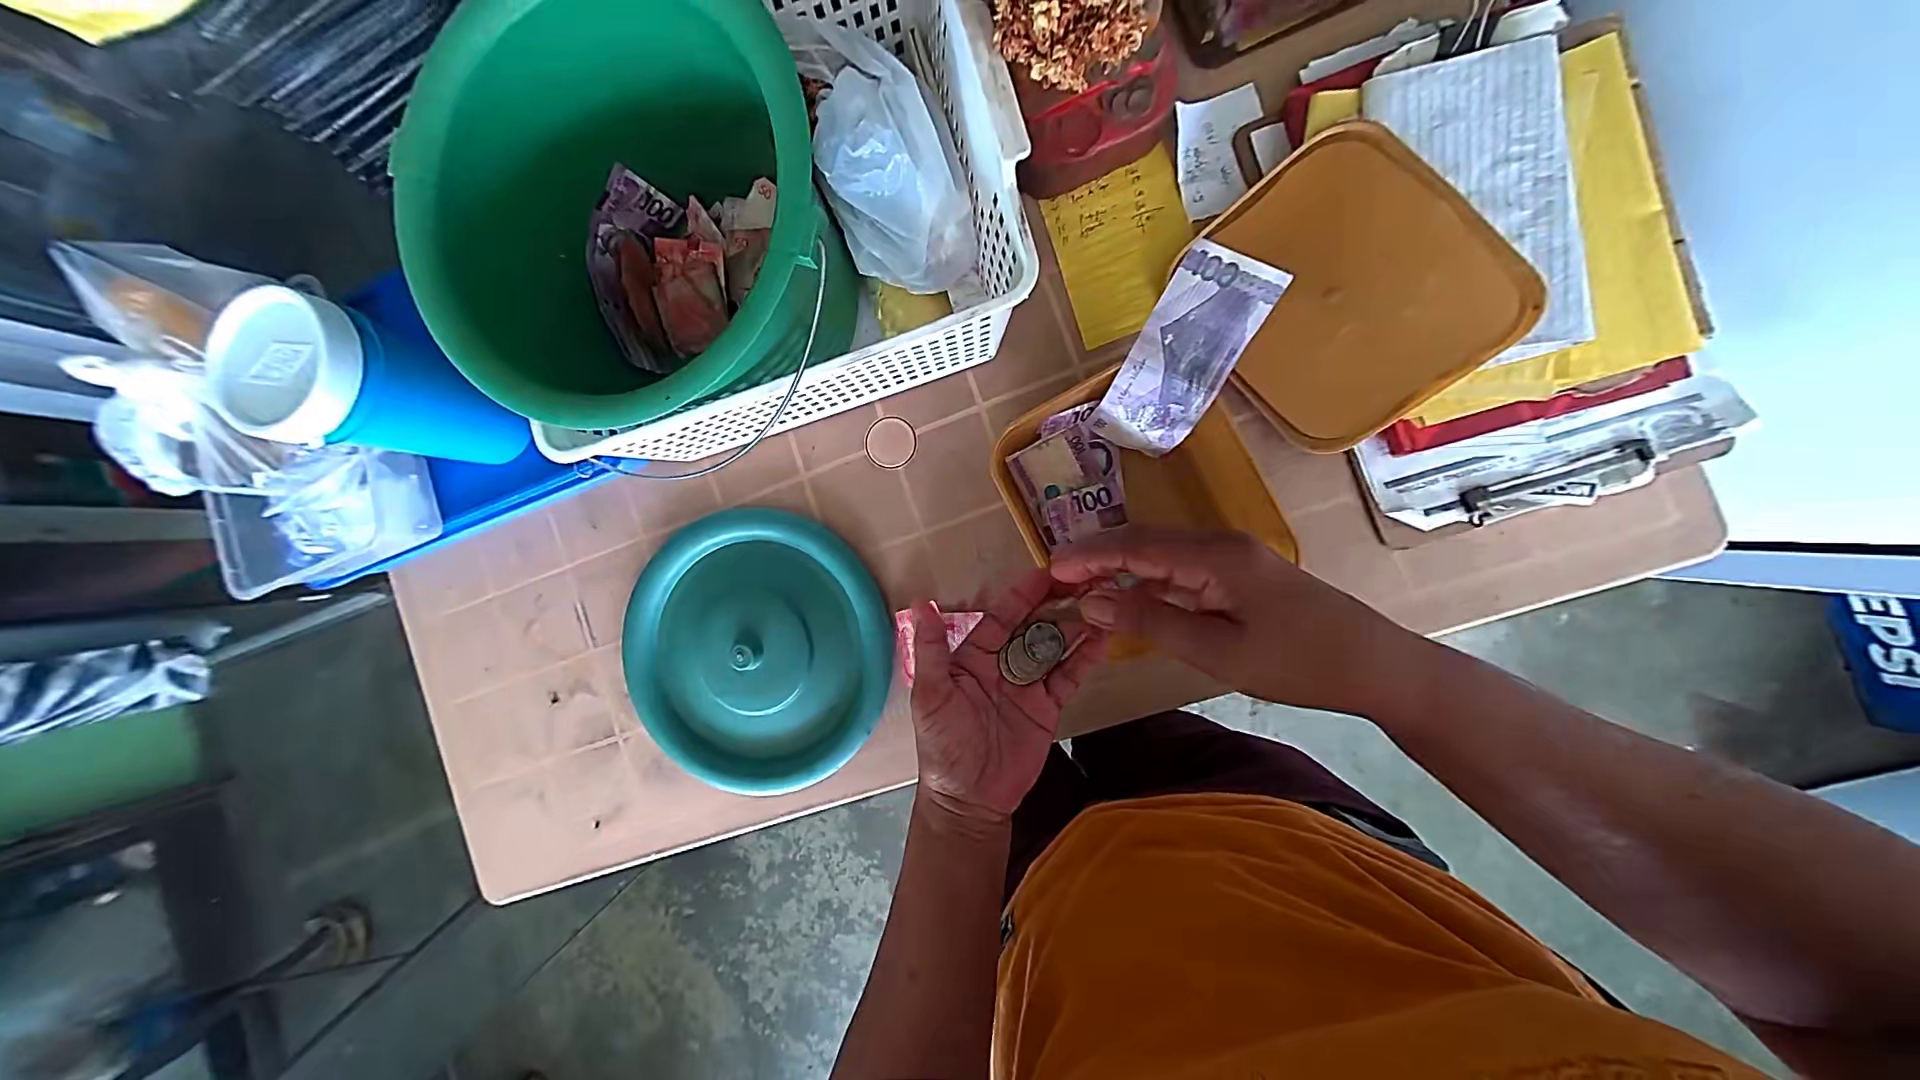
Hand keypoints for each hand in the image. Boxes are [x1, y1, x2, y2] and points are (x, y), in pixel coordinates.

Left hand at [909, 569, 1107, 823]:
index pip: (1000, 618)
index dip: (1021, 596)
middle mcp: (1002, 665)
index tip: (1044, 574)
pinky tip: (1101, 640)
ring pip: (1054, 647)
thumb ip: (931, 649)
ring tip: (1099, 604)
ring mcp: (1028, 685)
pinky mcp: (1048, 706)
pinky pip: (1068, 677)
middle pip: (1032, 627)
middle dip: (1054, 604)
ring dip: (1074, 626)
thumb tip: (923, 604)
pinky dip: (1084, 659)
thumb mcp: (931, 695)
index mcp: (973, 657)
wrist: (969, 798)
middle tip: (1082, 581)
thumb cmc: (943, 745)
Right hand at [1050, 528, 1432, 717]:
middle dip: (1099, 557)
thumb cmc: (1300, 663)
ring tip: (1083, 587)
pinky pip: (1184, 573)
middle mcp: (1221, 545)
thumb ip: (1152, 621)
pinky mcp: (1241, 576)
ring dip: (1123, 570)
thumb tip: (1093, 601)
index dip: (1089, 556)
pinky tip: (1132, 600)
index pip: (1135, 546)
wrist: (1378, 667)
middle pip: (1146, 543)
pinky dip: (1152, 584)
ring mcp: (1233, 559)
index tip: (1050, 568)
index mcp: (1215, 556)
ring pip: (1163, 557)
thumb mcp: (1218, 650)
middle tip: (1057, 577)